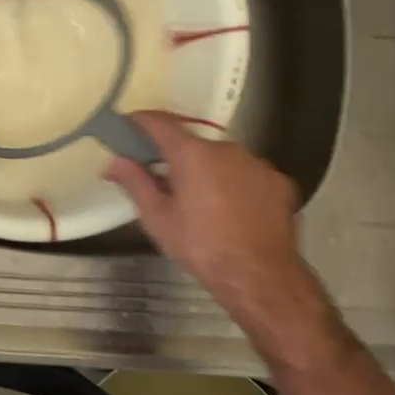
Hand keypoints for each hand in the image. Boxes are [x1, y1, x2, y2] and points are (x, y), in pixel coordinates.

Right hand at [107, 112, 316, 331]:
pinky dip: (234, 185)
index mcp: (193, 154)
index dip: (141, 120)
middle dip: (176, 157)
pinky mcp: (279, 182)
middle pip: (194, 144)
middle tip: (161, 180)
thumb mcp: (157, 218)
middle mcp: (228, 150)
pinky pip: (247, 176)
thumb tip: (115, 162)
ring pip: (223, 160)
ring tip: (199, 201)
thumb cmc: (200, 245)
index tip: (127, 123)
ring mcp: (258, 164)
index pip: (162, 124)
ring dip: (207, 171)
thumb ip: (135, 183)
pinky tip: (230, 211)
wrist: (259, 274)